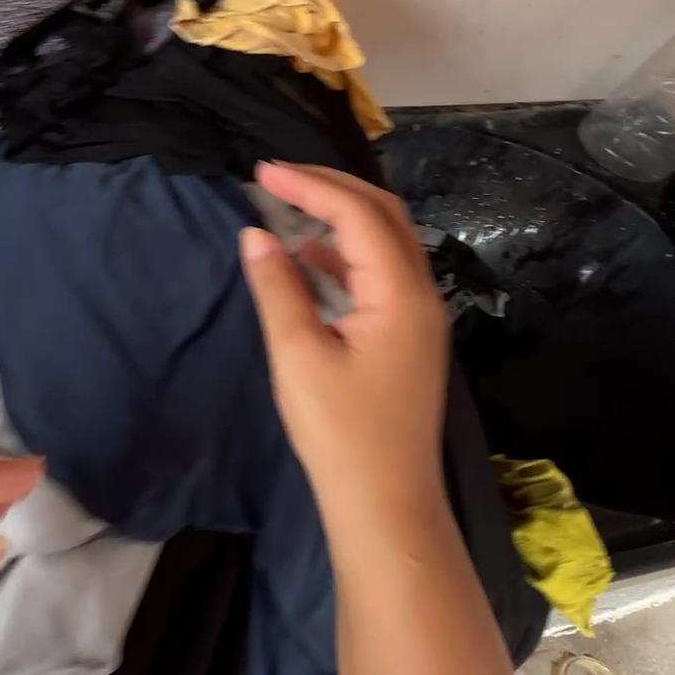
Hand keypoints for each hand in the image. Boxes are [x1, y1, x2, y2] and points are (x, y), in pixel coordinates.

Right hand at [239, 162, 448, 489]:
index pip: (358, 216)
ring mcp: (415, 315)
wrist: (384, 501)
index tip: (262, 173)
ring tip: (286, 204)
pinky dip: (340, 251)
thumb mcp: (298, 355)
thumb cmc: (340, 431)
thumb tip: (255, 235)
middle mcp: (418, 295)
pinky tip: (305, 256)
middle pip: (382, 216)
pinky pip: (375, 272)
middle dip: (329, 187)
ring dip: (337, 215)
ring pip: (382, 241)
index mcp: (400, 295)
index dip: (310, 186)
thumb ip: (277, 288)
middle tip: (275, 178)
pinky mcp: (403, 334)